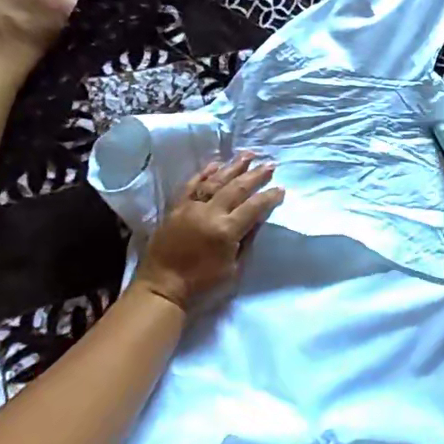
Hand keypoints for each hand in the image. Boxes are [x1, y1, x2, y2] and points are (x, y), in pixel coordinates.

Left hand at [128, 153, 284, 313]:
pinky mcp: (175, 208)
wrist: (162, 288)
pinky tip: (216, 164)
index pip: (254, 207)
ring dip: (233, 167)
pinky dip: (204, 173)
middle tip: (270, 164)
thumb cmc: (202, 285)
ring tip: (248, 155)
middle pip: (237, 188)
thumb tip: (256, 219)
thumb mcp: (233, 269)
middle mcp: (209, 213)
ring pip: (215, 181)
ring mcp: (190, 208)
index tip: (281, 188)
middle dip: (255, 175)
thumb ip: (245, 240)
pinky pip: (191, 185)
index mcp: (226, 230)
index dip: (269, 197)